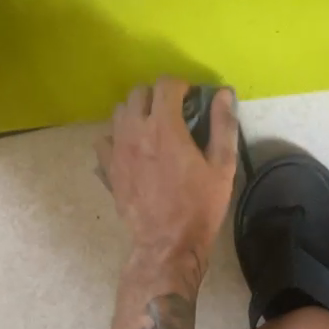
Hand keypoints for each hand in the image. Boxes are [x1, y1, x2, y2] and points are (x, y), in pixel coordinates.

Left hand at [97, 78, 239, 275]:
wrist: (168, 243)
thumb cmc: (200, 205)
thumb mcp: (222, 166)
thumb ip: (223, 125)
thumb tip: (223, 93)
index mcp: (165, 127)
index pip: (166, 85)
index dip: (182, 86)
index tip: (193, 99)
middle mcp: (134, 131)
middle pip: (139, 93)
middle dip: (158, 95)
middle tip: (175, 112)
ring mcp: (117, 149)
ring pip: (120, 112)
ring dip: (138, 112)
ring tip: (155, 128)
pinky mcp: (108, 168)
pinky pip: (105, 139)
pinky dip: (119, 136)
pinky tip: (134, 149)